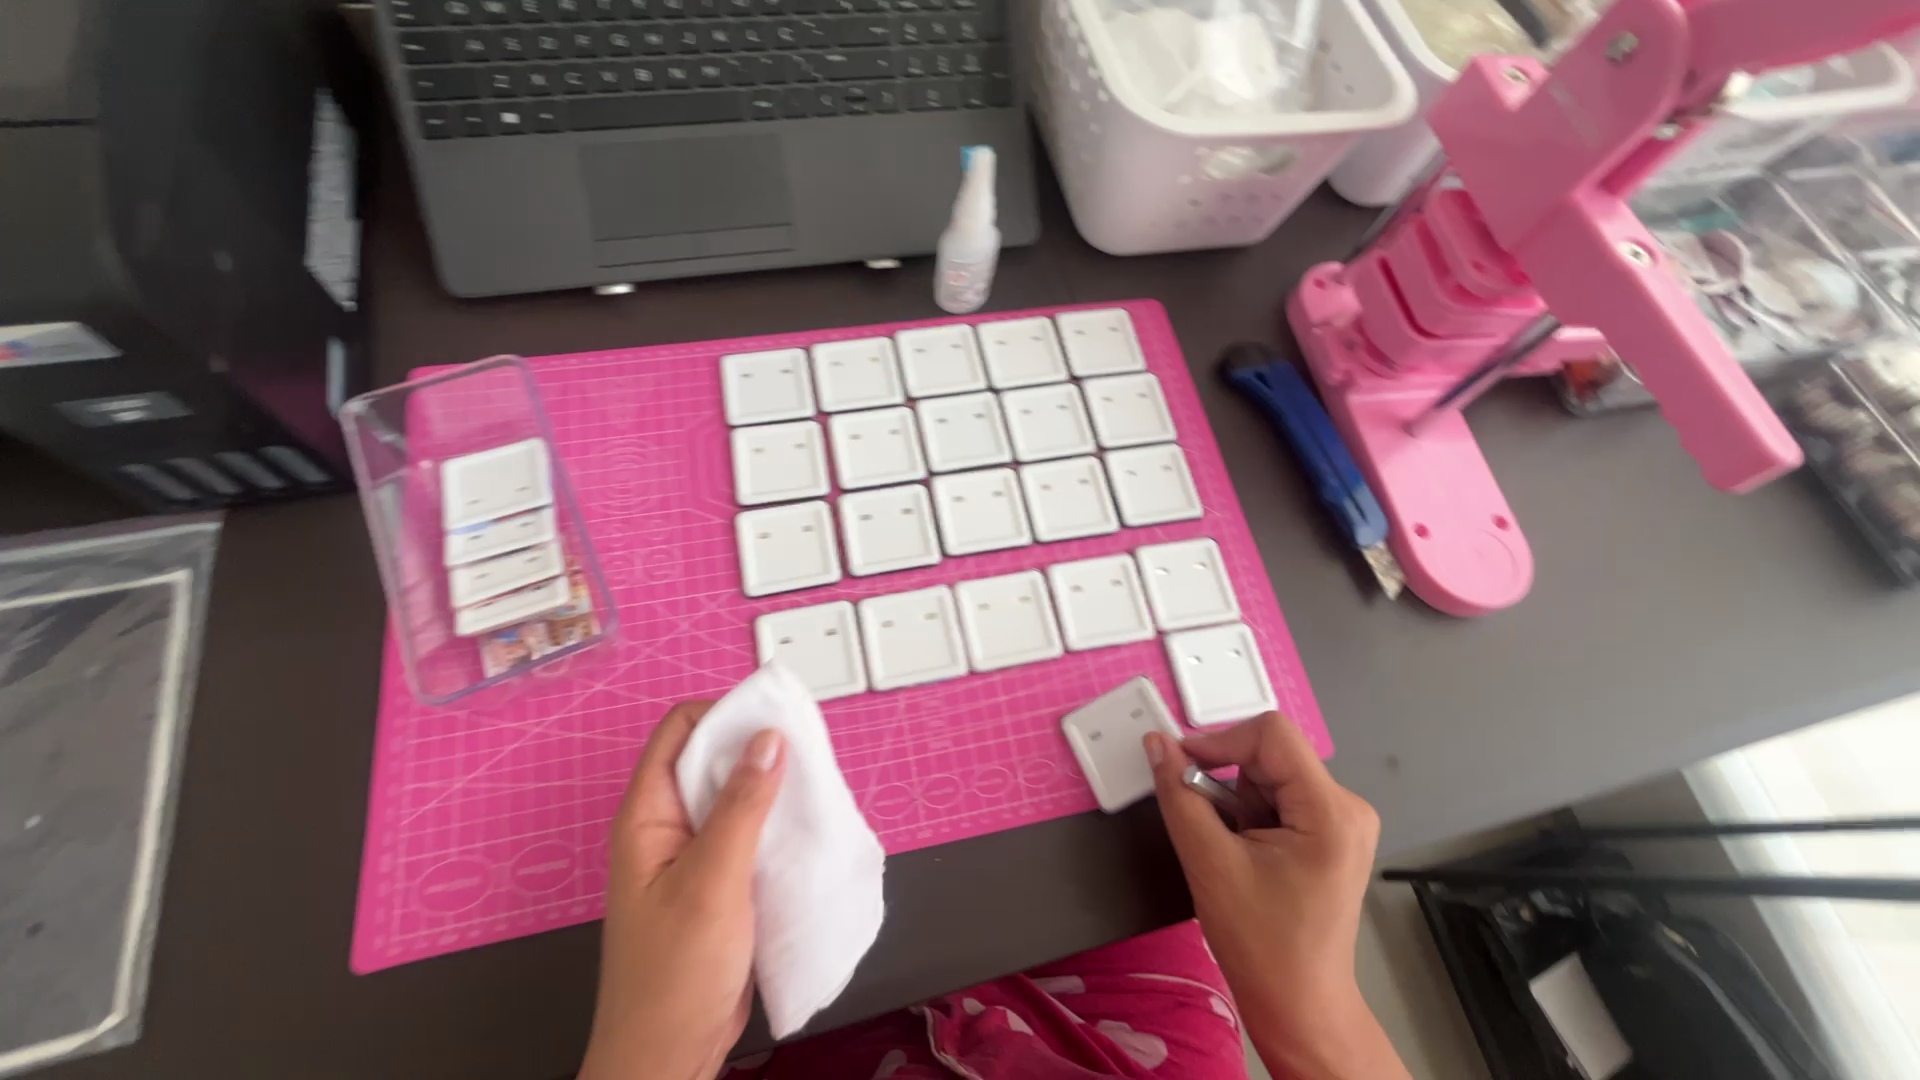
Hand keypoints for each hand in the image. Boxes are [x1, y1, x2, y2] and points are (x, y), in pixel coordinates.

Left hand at [580, 701, 786, 1079]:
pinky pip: (745, 831)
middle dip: (755, 746)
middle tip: (805, 748)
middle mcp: (666, 825)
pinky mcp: (716, 879)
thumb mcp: (712, 880)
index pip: (679, 731)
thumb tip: (769, 737)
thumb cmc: (676, 972)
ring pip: (732, 795)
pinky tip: (803, 823)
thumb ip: (742, 806)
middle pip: (709, 758)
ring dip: (768, 785)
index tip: (773, 718)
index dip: (723, 714)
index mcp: (647, 814)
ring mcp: (691, 853)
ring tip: (812, 781)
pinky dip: (773, 819)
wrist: (669, 1055)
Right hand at [1144, 713, 1408, 1079]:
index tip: (1180, 767)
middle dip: (1227, 781)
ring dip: (1236, 799)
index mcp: (1331, 811)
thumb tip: (1156, 743)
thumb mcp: (1208, 862)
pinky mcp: (1330, 833)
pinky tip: (1244, 851)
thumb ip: (1178, 794)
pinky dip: (1249, 812)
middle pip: (1270, 753)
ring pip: (1269, 774)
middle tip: (1209, 826)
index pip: (1271, 734)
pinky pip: (1278, 795)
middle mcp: (1347, 806)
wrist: (1298, 1005)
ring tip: (1230, 848)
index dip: (1219, 741)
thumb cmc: (1259, 942)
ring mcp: (1342, 820)